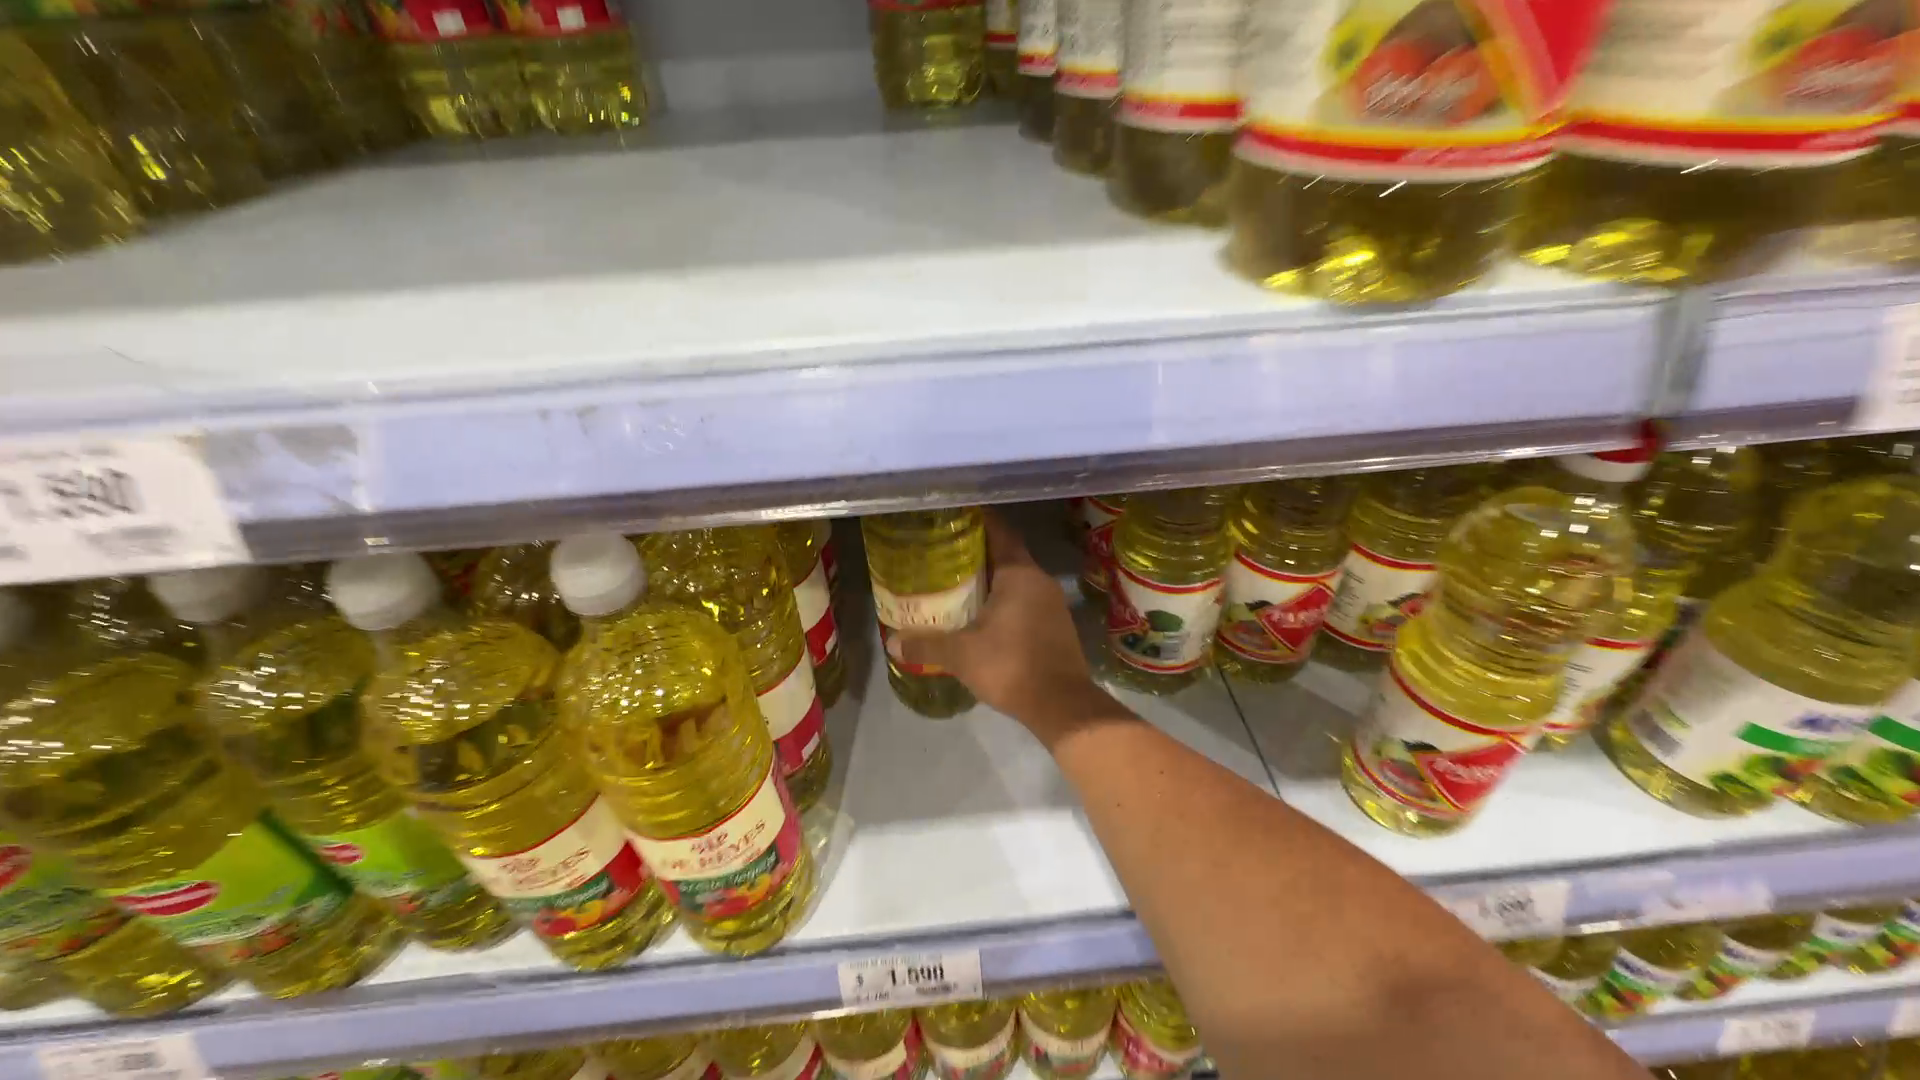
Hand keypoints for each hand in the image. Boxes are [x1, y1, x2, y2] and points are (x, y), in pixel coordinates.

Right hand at [893, 511, 1113, 738]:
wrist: (1062, 705)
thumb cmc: (1010, 665)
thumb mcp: (961, 655)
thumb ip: (926, 645)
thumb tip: (893, 643)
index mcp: (1020, 574)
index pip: (999, 532)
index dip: (978, 522)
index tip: (953, 518)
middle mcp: (1040, 581)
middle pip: (1007, 556)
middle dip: (977, 554)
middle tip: (943, 555)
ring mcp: (1053, 604)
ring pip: (1017, 582)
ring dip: (991, 582)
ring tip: (958, 586)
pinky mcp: (1057, 627)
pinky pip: (1026, 603)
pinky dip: (1005, 603)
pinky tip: (983, 617)